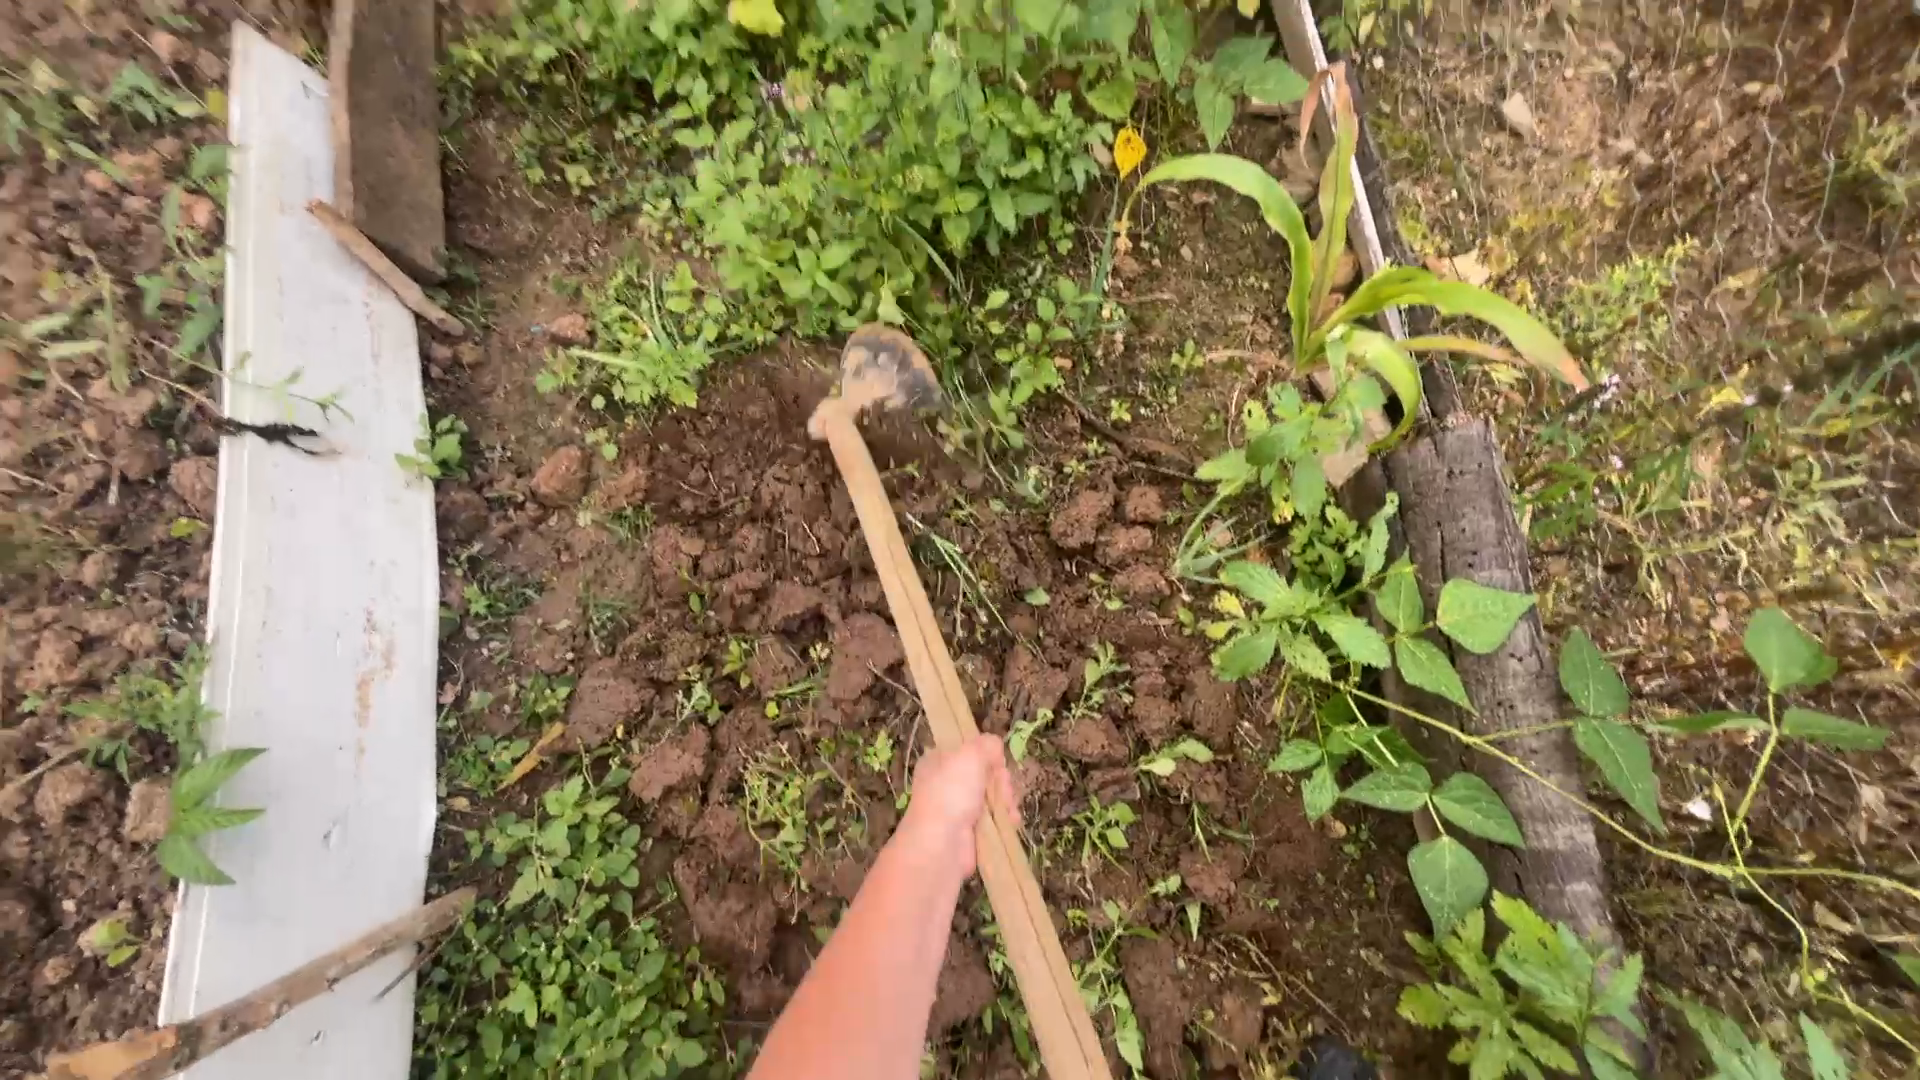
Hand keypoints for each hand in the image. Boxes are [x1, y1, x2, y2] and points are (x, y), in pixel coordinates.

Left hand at [896, 735, 1017, 879]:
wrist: (941, 843)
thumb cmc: (952, 791)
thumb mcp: (970, 755)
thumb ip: (987, 744)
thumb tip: (996, 748)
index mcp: (939, 760)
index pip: (967, 748)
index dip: (986, 752)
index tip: (997, 759)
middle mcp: (946, 782)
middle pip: (984, 772)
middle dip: (1000, 779)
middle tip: (1003, 786)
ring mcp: (958, 807)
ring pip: (992, 794)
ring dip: (1005, 798)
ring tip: (1008, 808)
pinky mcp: (970, 829)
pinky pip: (993, 816)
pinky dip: (1004, 817)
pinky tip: (1010, 820)